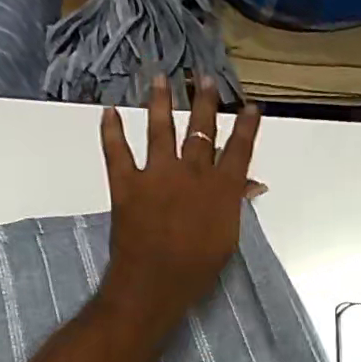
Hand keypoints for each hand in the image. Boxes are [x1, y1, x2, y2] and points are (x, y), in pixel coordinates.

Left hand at [96, 75, 261, 332]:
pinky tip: (108, 111)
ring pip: (160, 129)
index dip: (245, 126)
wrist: (155, 282)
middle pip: (200, 129)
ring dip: (160, 101)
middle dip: (204, 101)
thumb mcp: (227, 239)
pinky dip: (111, 131)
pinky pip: (117, 152)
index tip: (249, 106)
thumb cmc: (198, 268)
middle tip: (204, 78)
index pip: (238, 148)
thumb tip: (252, 184)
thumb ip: (236, 205)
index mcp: (221, 187)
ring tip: (159, 79)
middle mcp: (191, 172)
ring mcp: (157, 174)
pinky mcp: (126, 184)